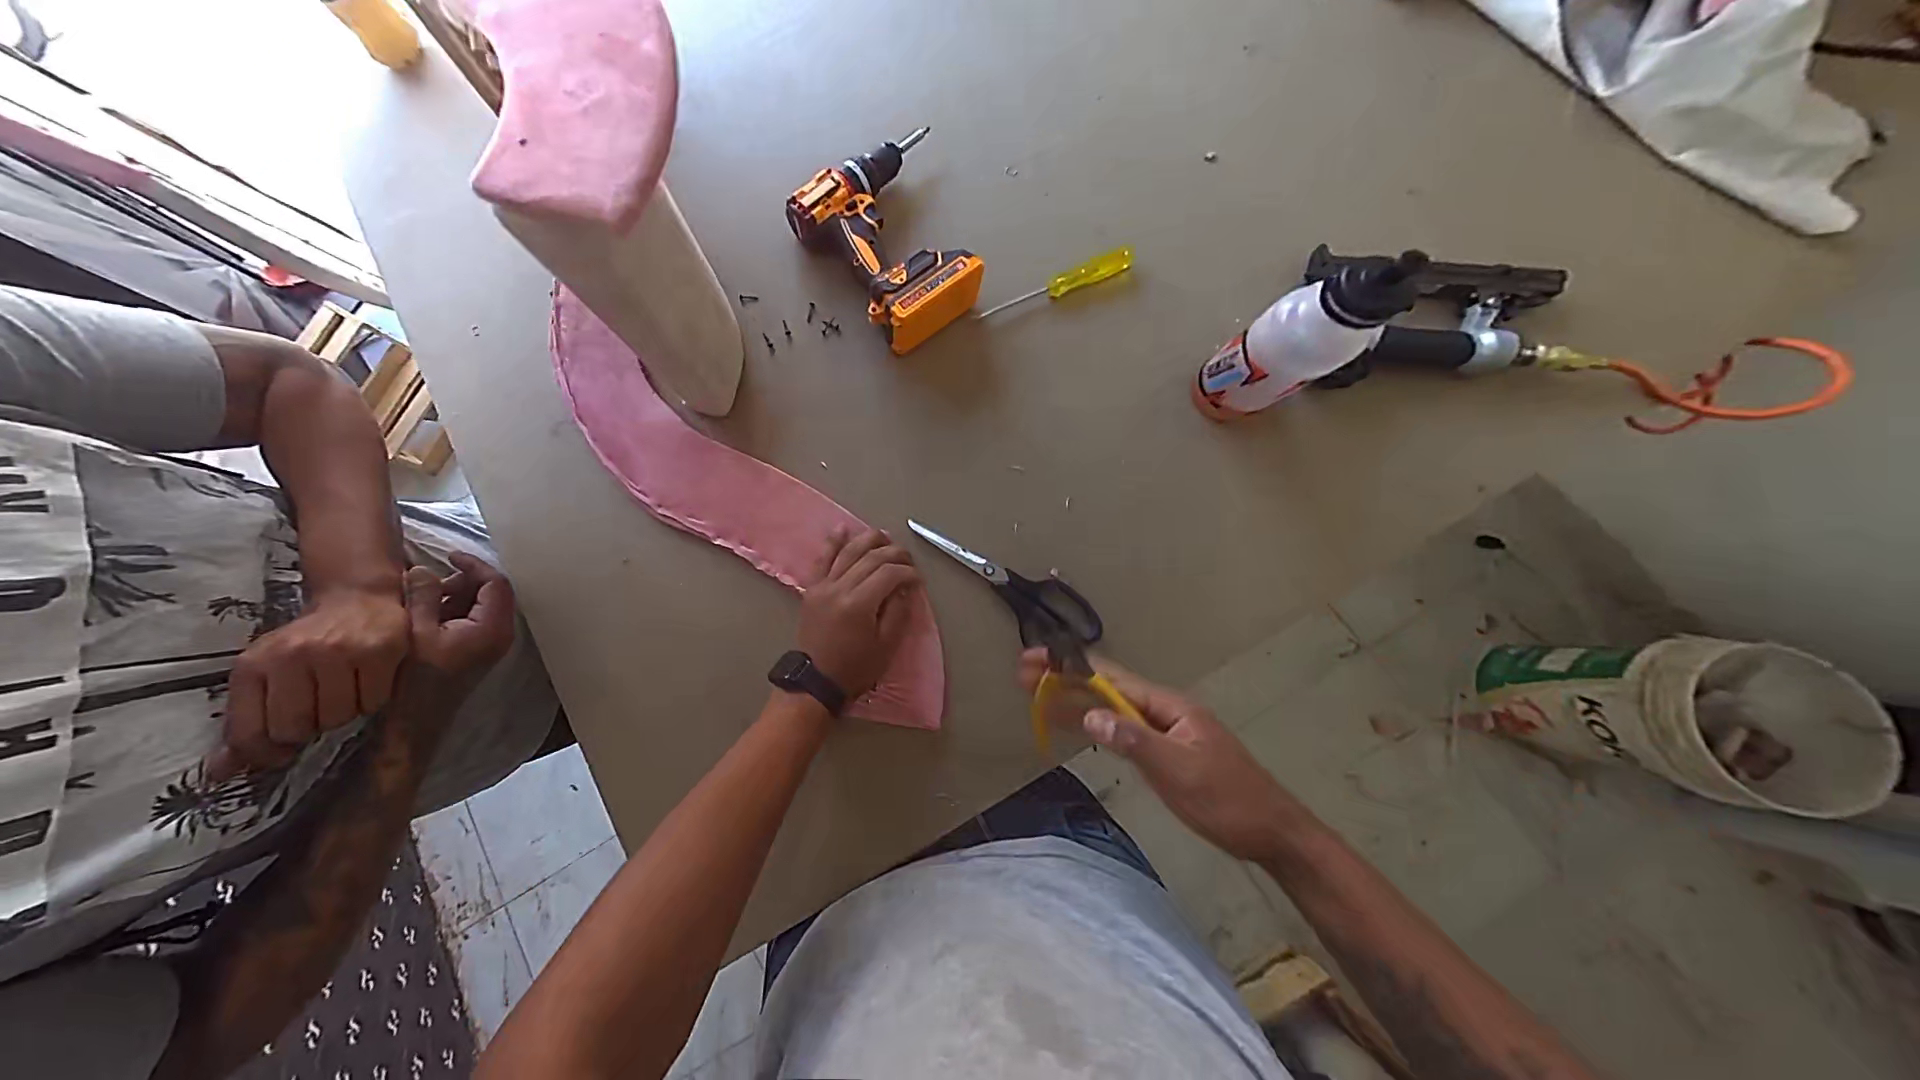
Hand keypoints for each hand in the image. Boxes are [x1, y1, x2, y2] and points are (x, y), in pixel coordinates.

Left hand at [212, 585, 408, 778]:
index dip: (267, 753)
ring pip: (339, 716)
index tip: (282, 752)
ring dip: (346, 714)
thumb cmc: (310, 642)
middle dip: (312, 728)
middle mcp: (292, 657)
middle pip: (298, 727)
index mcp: (254, 666)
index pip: (250, 732)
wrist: (358, 599)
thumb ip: (247, 721)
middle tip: (321, 713)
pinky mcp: (379, 651)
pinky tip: (370, 683)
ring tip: (348, 694)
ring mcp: (339, 653)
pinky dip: (373, 700)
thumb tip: (220, 774)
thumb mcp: (267, 674)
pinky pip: (374, 700)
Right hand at [403, 552, 517, 675]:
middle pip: (492, 592)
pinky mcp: (481, 648)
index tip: (449, 556)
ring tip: (422, 600)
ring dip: (456, 595)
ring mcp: (493, 642)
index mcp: (492, 627)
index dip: (474, 565)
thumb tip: (424, 568)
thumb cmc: (414, 679)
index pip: (496, 584)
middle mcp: (501, 633)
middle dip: (463, 581)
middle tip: (429, 584)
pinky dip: (455, 609)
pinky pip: (474, 618)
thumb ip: (423, 597)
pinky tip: (427, 614)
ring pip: (482, 604)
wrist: (416, 719)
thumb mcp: (413, 632)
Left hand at [797, 526, 920, 699]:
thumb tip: (905, 588)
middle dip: (894, 553)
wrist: (815, 682)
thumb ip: (898, 612)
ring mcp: (823, 586)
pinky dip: (833, 543)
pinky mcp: (812, 590)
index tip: (917, 579)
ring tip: (884, 536)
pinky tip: (842, 529)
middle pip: (870, 558)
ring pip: (848, 552)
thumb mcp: (886, 646)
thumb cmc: (854, 669)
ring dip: (868, 540)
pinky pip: (822, 559)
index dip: (908, 572)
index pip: (889, 574)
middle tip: (908, 558)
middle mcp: (839, 588)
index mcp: (859, 604)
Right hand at [1017, 647, 1297, 861]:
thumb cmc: (1228, 800)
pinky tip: (1080, 726)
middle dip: (1066, 680)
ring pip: (1114, 710)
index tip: (1036, 659)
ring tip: (1038, 696)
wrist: (1273, 832)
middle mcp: (1165, 711)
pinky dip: (1098, 725)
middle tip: (1024, 674)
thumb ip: (1134, 741)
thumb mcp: (1178, 771)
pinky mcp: (1168, 752)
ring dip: (1077, 701)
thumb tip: (1089, 716)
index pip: (1111, 679)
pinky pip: (1125, 730)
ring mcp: (1167, 731)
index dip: (1071, 667)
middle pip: (1108, 690)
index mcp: (1169, 706)